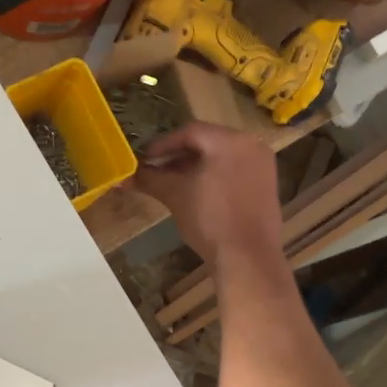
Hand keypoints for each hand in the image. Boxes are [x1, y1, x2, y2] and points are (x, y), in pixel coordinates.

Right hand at [130, 122, 284, 267]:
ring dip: (194, 166)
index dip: (163, 144)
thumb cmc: (209, 218)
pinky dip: (212, 175)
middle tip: (156, 170)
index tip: (144, 158)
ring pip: (221, 156)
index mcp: (230, 141)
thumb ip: (149, 180)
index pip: (190, 132)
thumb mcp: (175, 195)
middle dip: (178, 156)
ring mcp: (262, 164)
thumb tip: (121, 177)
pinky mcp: (265, 183)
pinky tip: (197, 193)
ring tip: (173, 183)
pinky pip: (233, 169)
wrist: (247, 254)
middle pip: (207, 142)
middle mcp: (250, 144)